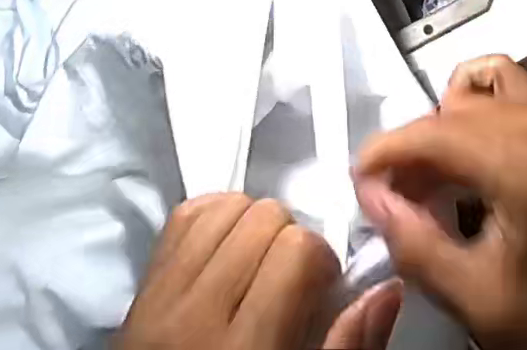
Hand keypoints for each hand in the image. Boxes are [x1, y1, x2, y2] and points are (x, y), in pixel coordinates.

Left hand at [118, 194, 338, 349]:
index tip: (320, 292)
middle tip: (291, 282)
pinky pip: (187, 216)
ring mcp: (157, 301)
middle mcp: (192, 319)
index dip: (320, 262)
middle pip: (265, 218)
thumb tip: (388, 288)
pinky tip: (229, 252)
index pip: (296, 249)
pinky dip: (215, 218)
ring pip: (228, 206)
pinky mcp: (139, 291)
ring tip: (259, 266)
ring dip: (254, 225)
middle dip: (291, 239)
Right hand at [353, 56, 526, 349]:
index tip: (360, 178)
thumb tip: (373, 194)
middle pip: (451, 109)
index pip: (432, 132)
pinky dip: (481, 97)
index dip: (386, 150)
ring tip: (435, 168)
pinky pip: (511, 82)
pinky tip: (472, 144)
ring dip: (447, 117)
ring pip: (479, 83)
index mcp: (519, 162)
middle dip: (414, 144)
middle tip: (396, 192)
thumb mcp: (478, 298)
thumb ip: (416, 242)